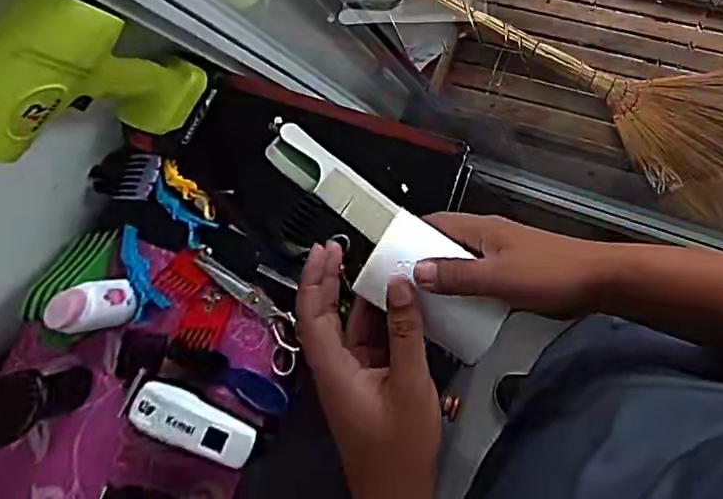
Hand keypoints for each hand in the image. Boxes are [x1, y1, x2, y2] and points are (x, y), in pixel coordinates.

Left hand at [296, 243, 440, 498]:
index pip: (312, 316)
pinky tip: (396, 300)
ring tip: (375, 266)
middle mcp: (338, 369)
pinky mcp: (370, 377)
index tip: (323, 252)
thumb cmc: (397, 454)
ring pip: (350, 323)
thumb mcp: (410, 384)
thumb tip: (400, 288)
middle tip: (338, 248)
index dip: (313, 280)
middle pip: (325, 315)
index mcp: (336, 372)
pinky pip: (370, 335)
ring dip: (360, 294)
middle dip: (329, 278)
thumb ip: (406, 331)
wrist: (400, 491)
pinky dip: (381, 313)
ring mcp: (353, 373)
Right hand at [415, 214, 613, 316]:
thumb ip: (458, 276)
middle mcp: (489, 237)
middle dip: (422, 261)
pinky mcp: (512, 274)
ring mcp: (501, 255)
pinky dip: (463, 292)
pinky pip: (477, 279)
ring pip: (461, 264)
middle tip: (399, 285)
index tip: (386, 253)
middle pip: (445, 244)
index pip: (436, 222)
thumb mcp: (498, 278)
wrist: (595, 281)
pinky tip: (457, 313)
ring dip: (443, 279)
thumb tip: (418, 271)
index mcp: (483, 229)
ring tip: (422, 303)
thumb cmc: (552, 273)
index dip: (409, 234)